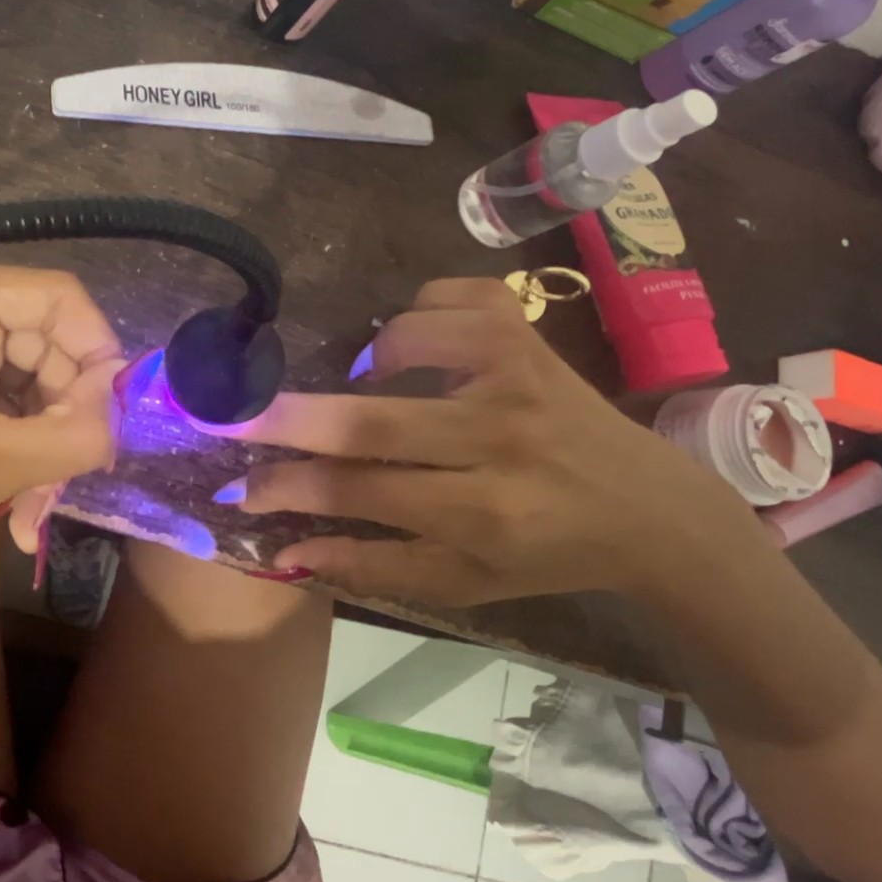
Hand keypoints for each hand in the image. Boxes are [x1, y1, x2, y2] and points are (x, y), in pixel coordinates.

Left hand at [0, 263, 126, 578]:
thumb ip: (74, 435)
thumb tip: (125, 417)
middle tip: (71, 479)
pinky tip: (18, 498)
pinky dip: (13, 444)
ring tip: (36, 508)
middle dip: (65, 412)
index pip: (59, 298)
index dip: (98, 355)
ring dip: (41, 440)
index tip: (112, 422)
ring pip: (25, 376)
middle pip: (44, 339)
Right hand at [205, 278, 773, 606]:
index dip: (287, 487)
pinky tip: (414, 344)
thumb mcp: (461, 584)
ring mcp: (519, 377)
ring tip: (363, 382)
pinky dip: (416, 309)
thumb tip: (283, 549)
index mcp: (482, 513)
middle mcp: (500, 440)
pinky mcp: (532, 339)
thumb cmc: (544, 555)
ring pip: (409, 341)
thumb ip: (370, 564)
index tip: (237, 484)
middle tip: (229, 412)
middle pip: (371, 421)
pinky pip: (456, 297)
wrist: (652, 511)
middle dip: (287, 417)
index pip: (360, 493)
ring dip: (365, 358)